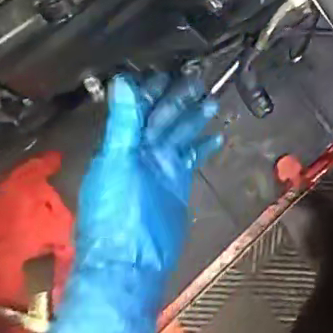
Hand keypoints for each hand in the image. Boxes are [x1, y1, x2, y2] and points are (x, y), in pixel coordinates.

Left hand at [48, 71, 222, 332]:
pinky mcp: (178, 183)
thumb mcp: (117, 161)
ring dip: (194, 116)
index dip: (153, 88)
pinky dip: (203, 145)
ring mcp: (161, 168)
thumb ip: (124, 122)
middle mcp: (141, 153)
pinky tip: (215, 136)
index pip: (139, 109)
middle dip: (179, 97)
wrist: (131, 264)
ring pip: (180, 133)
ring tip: (211, 99)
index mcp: (122, 146)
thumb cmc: (117, 213)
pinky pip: (191, 156)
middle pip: (163, 118)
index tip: (169, 69)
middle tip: (198, 77)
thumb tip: (121, 82)